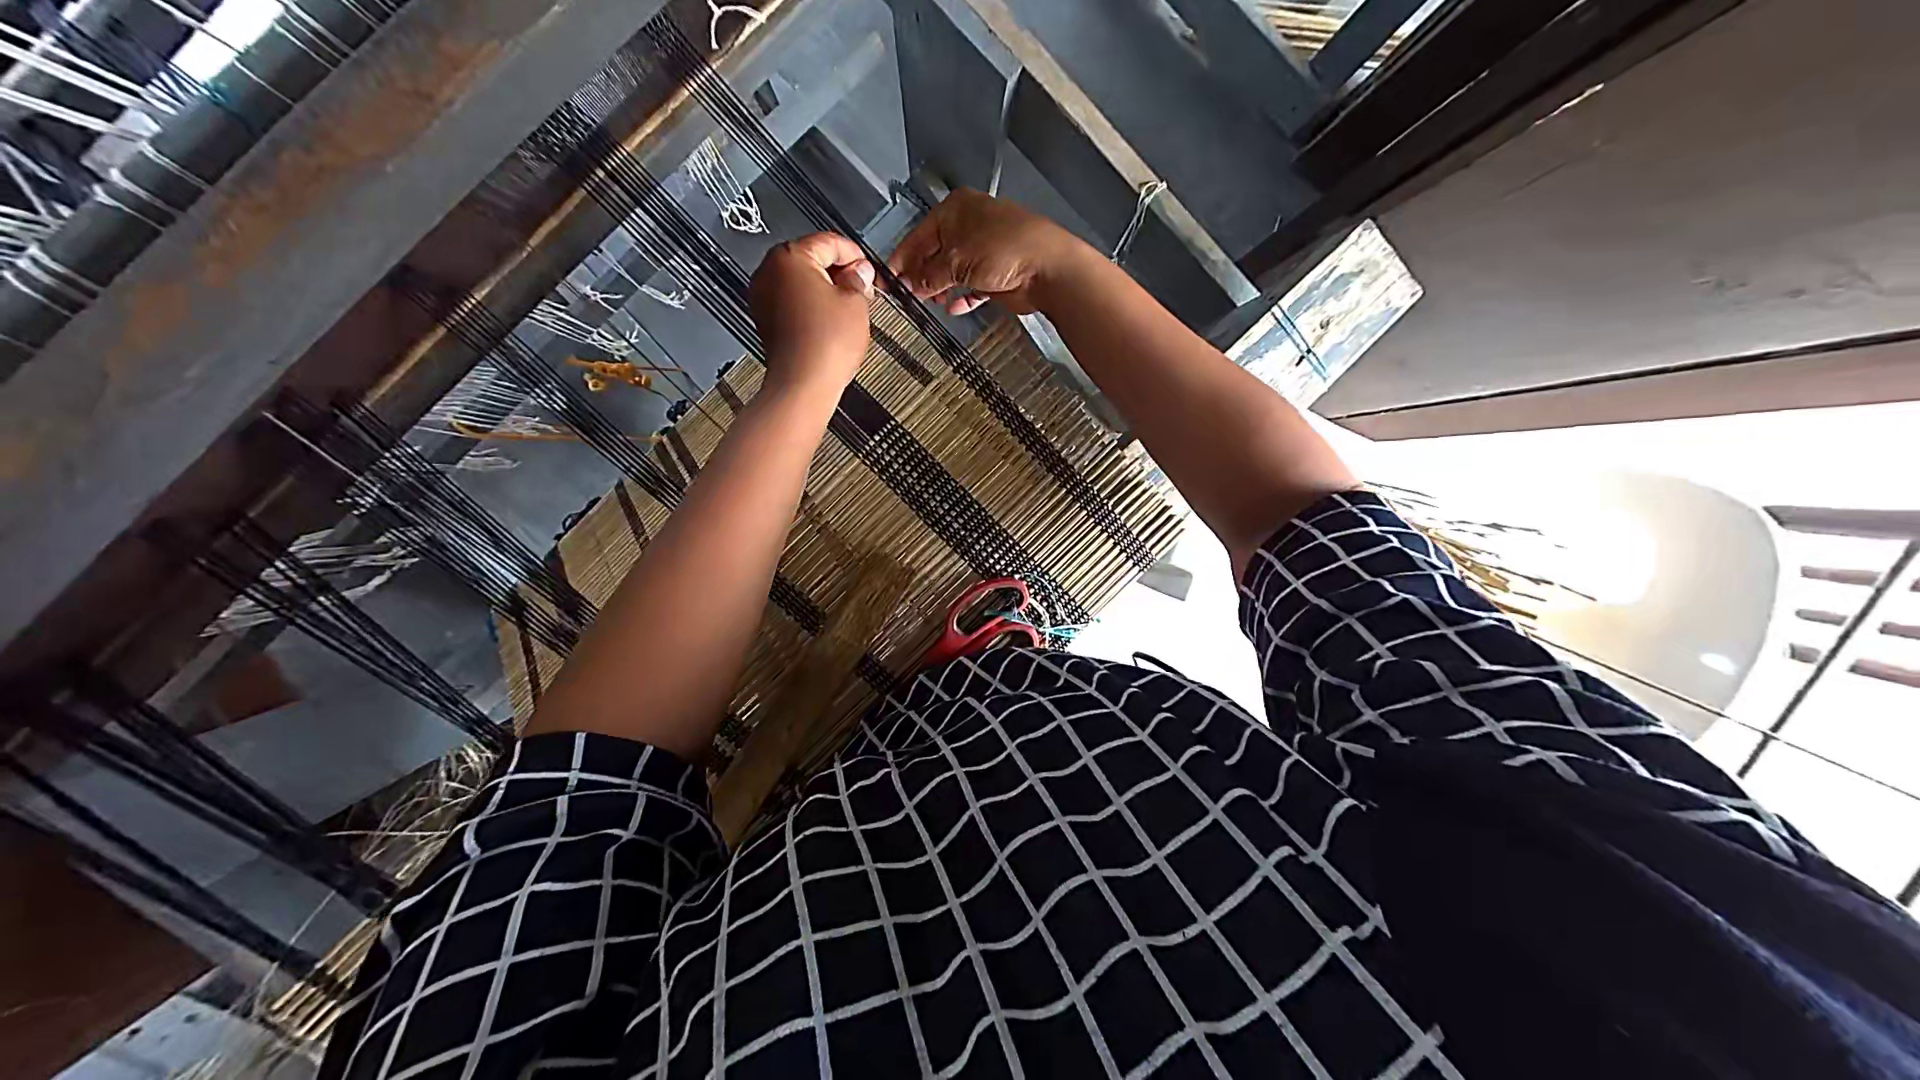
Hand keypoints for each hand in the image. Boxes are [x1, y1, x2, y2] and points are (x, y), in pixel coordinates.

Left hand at [748, 232, 874, 392]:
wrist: (803, 384)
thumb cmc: (823, 345)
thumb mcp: (855, 303)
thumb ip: (858, 279)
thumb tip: (859, 271)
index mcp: (790, 257)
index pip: (828, 241)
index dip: (854, 254)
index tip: (867, 267)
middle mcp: (769, 272)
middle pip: (810, 259)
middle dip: (838, 271)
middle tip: (862, 287)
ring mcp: (764, 297)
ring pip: (800, 281)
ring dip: (825, 289)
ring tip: (849, 307)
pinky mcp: (766, 320)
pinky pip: (792, 302)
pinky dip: (811, 306)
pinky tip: (831, 321)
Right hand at [887, 188, 1095, 315]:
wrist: (1048, 268)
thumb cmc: (1008, 248)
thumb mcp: (956, 262)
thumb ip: (929, 276)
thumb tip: (913, 285)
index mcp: (956, 210)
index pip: (919, 235)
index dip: (903, 258)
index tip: (889, 277)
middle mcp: (970, 226)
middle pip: (935, 254)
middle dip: (920, 275)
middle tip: (905, 293)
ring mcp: (984, 250)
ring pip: (952, 272)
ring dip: (939, 288)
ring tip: (927, 301)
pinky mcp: (996, 273)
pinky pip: (971, 287)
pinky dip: (961, 297)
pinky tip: (952, 306)